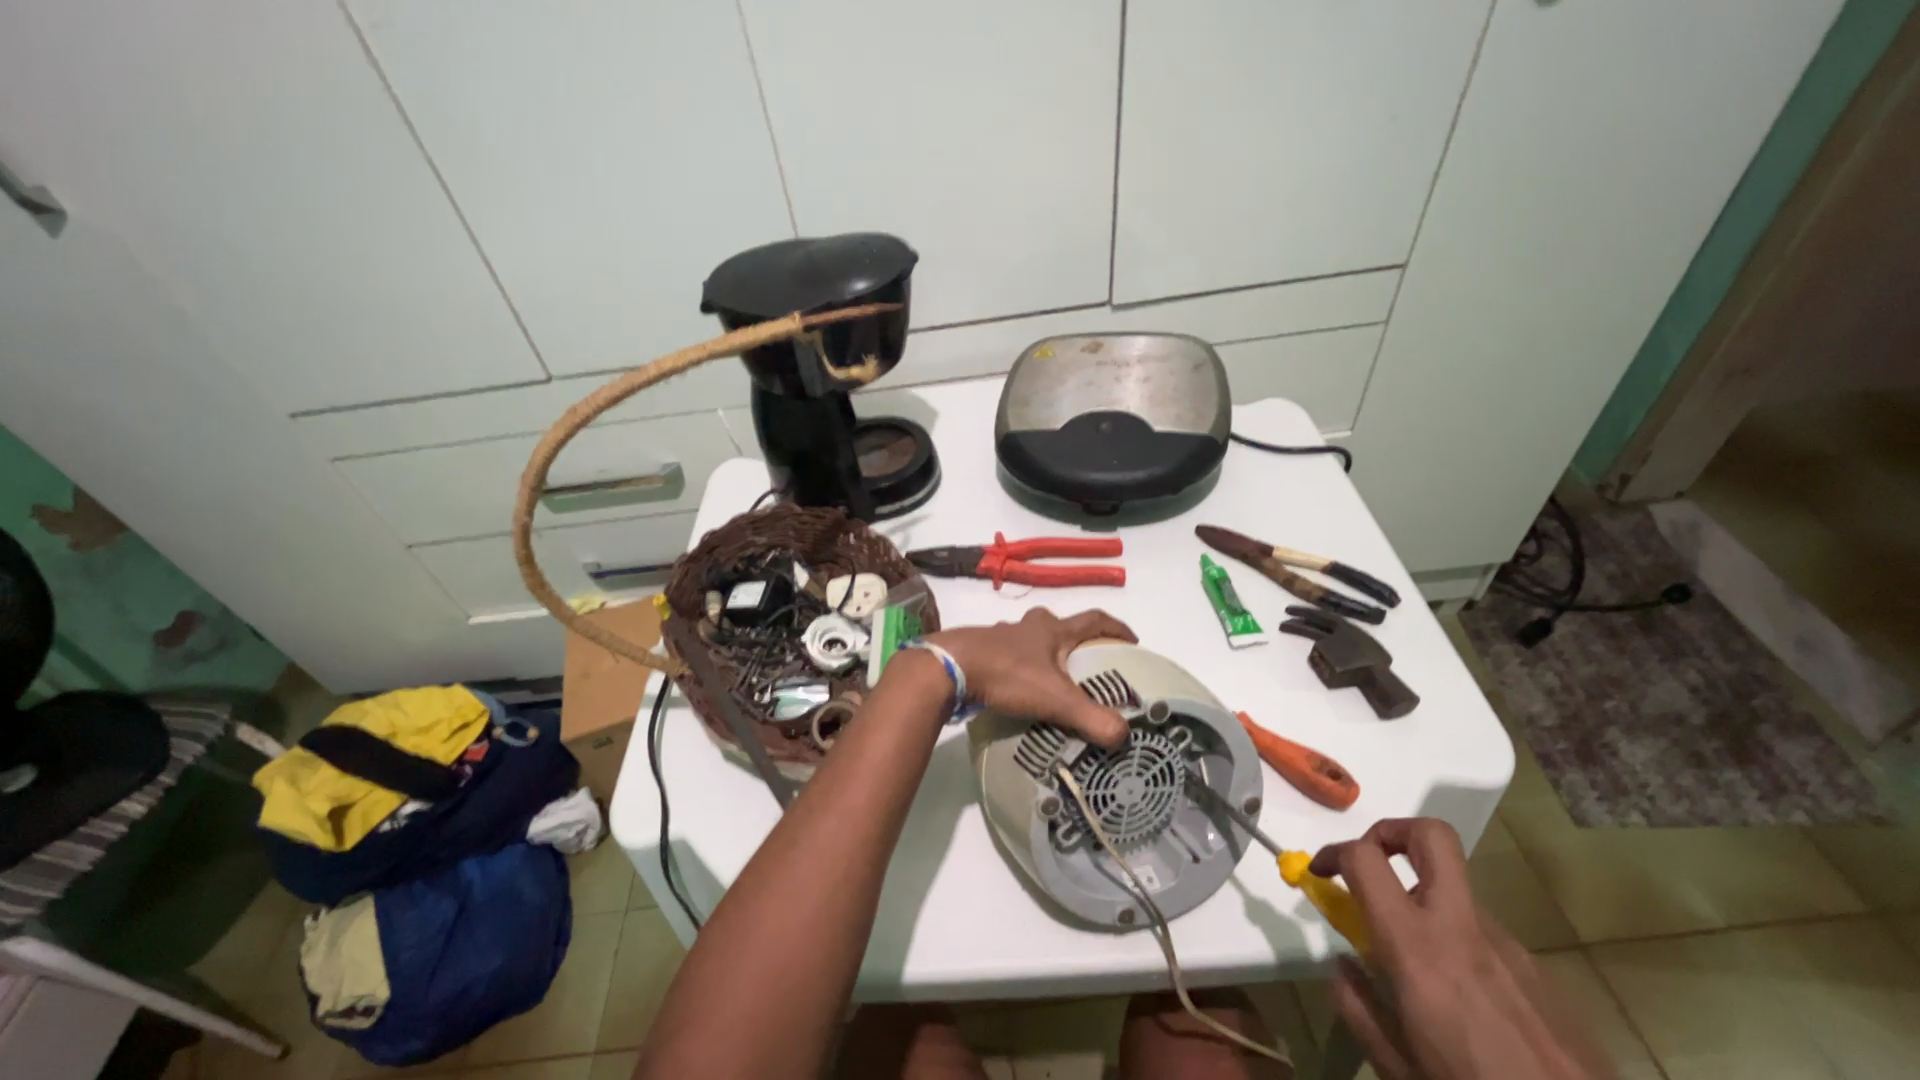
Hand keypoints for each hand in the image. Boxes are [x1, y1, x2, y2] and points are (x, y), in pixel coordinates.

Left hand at [928, 608, 1135, 747]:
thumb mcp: (1054, 699)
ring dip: (1044, 653)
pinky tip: (1017, 688)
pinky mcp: (981, 651)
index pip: (1094, 620)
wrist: (949, 667)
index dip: (1116, 628)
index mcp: (1052, 630)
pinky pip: (1008, 655)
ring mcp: (1001, 636)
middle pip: (1060, 626)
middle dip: (1075, 641)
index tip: (1132, 640)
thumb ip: (1090, 717)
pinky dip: (1019, 667)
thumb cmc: (1007, 674)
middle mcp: (1029, 627)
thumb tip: (1122, 735)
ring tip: (1053, 680)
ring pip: (1031, 640)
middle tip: (1086, 664)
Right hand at [1309, 819, 1614, 1079]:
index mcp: (1415, 948)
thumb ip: (1357, 1007)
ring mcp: (1508, 944)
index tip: (1321, 873)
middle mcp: (1461, 929)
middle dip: (1392, 833)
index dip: (1334, 852)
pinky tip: (1463, 1000)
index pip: (1366, 859)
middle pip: (1431, 835)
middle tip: (1372, 867)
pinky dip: (1459, 945)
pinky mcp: (1540, 969)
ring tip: (1418, 967)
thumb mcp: (1393, 1064)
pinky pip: (1485, 936)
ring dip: (1425, 904)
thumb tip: (1343, 967)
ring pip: (1457, 893)